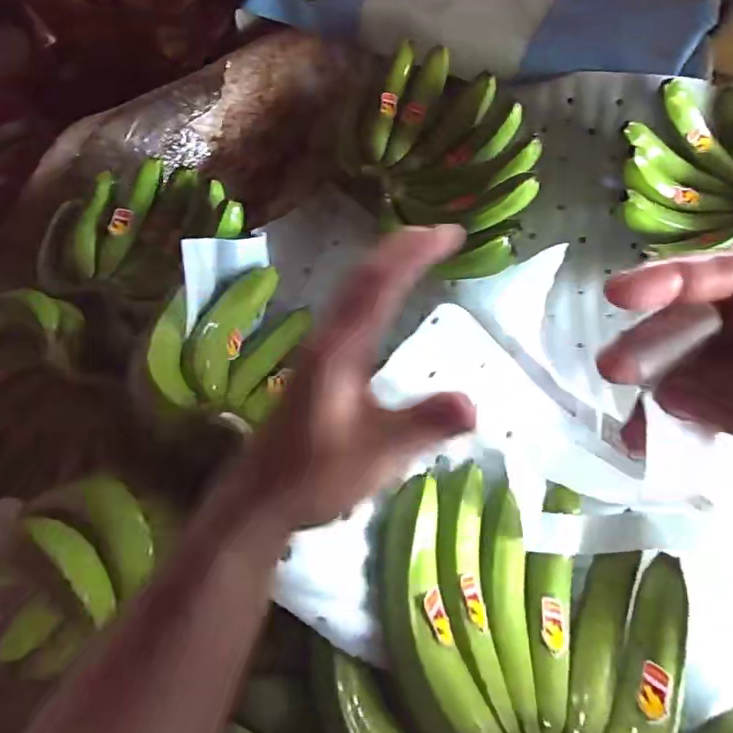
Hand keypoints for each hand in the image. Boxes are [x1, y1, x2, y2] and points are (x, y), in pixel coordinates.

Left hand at [236, 225, 475, 531]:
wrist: (258, 499)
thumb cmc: (315, 476)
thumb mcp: (376, 456)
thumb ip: (421, 426)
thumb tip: (474, 403)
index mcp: (341, 350)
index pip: (379, 285)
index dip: (415, 253)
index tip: (453, 235)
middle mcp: (330, 337)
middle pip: (366, 274)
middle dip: (406, 245)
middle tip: (446, 233)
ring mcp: (322, 345)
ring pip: (356, 285)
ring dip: (390, 258)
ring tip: (423, 247)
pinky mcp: (322, 358)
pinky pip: (354, 302)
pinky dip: (379, 280)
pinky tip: (389, 291)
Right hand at [597, 250, 732, 551]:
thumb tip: (669, 390)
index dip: (680, 277)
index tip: (621, 293)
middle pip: (721, 313)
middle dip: (665, 338)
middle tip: (612, 370)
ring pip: (717, 358)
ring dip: (670, 383)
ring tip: (628, 422)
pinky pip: (728, 399)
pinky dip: (694, 416)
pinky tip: (661, 439)